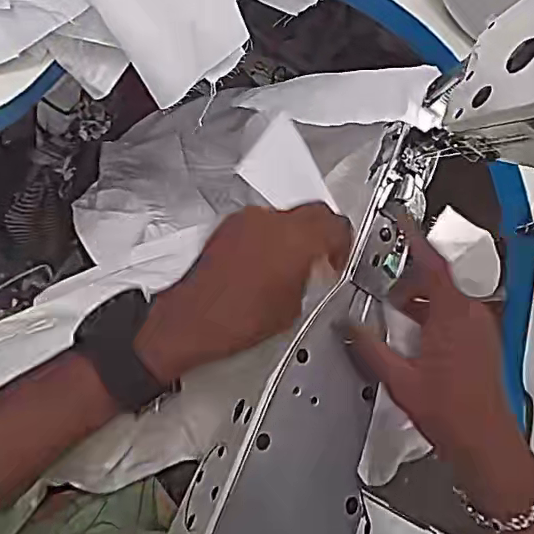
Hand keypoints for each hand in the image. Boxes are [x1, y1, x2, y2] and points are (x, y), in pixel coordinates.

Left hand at [135, 203, 352, 383]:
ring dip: (294, 235)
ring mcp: (248, 220)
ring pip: (285, 216)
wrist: (190, 321)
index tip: (339, 257)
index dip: (344, 243)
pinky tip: (265, 264)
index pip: (336, 225)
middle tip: (324, 256)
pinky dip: (269, 237)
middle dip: (323, 233)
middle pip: (314, 211)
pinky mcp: (228, 226)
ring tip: (290, 264)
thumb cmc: (234, 319)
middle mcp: (272, 222)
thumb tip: (311, 271)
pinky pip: (260, 224)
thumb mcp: (292, 306)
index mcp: (297, 239)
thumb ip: (309, 276)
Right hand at [347, 211, 533, 513]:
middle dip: (410, 282)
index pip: (434, 263)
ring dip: (421, 301)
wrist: (485, 442)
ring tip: (398, 321)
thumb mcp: (400, 379)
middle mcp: (473, 315)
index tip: (403, 220)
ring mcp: (481, 327)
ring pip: (447, 297)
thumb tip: (350, 328)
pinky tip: (417, 339)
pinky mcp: (483, 340)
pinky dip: (434, 316)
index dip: (416, 237)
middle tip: (387, 296)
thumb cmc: (454, 414)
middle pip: (438, 279)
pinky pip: (456, 313)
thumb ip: (370, 347)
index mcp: (454, 315)